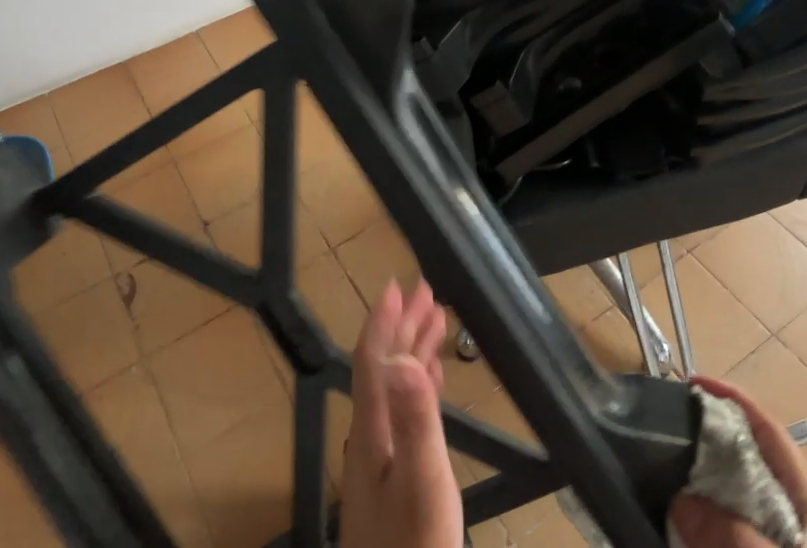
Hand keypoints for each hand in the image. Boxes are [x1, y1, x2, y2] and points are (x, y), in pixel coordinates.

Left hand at [340, 281, 462, 547]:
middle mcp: (372, 437)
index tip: (400, 285)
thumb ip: (415, 422)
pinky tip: (430, 386)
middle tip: (426, 293)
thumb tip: (403, 360)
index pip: (374, 362)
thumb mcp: (422, 483)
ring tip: (434, 324)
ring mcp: (381, 460)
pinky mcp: (394, 480)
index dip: (385, 322)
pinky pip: (405, 414)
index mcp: (375, 431)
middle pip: (384, 370)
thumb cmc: (415, 547)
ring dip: (412, 353)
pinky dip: (418, 389)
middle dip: (403, 328)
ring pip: (395, 389)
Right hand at [668, 378, 806, 547]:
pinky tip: (687, 537)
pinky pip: (741, 535)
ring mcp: (794, 543)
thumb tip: (683, 499)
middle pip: (756, 465)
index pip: (772, 434)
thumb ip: (732, 538)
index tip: (689, 384)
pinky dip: (713, 530)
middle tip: (662, 445)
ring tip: (664, 490)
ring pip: (744, 504)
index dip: (733, 400)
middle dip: (709, 446)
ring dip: (706, 494)